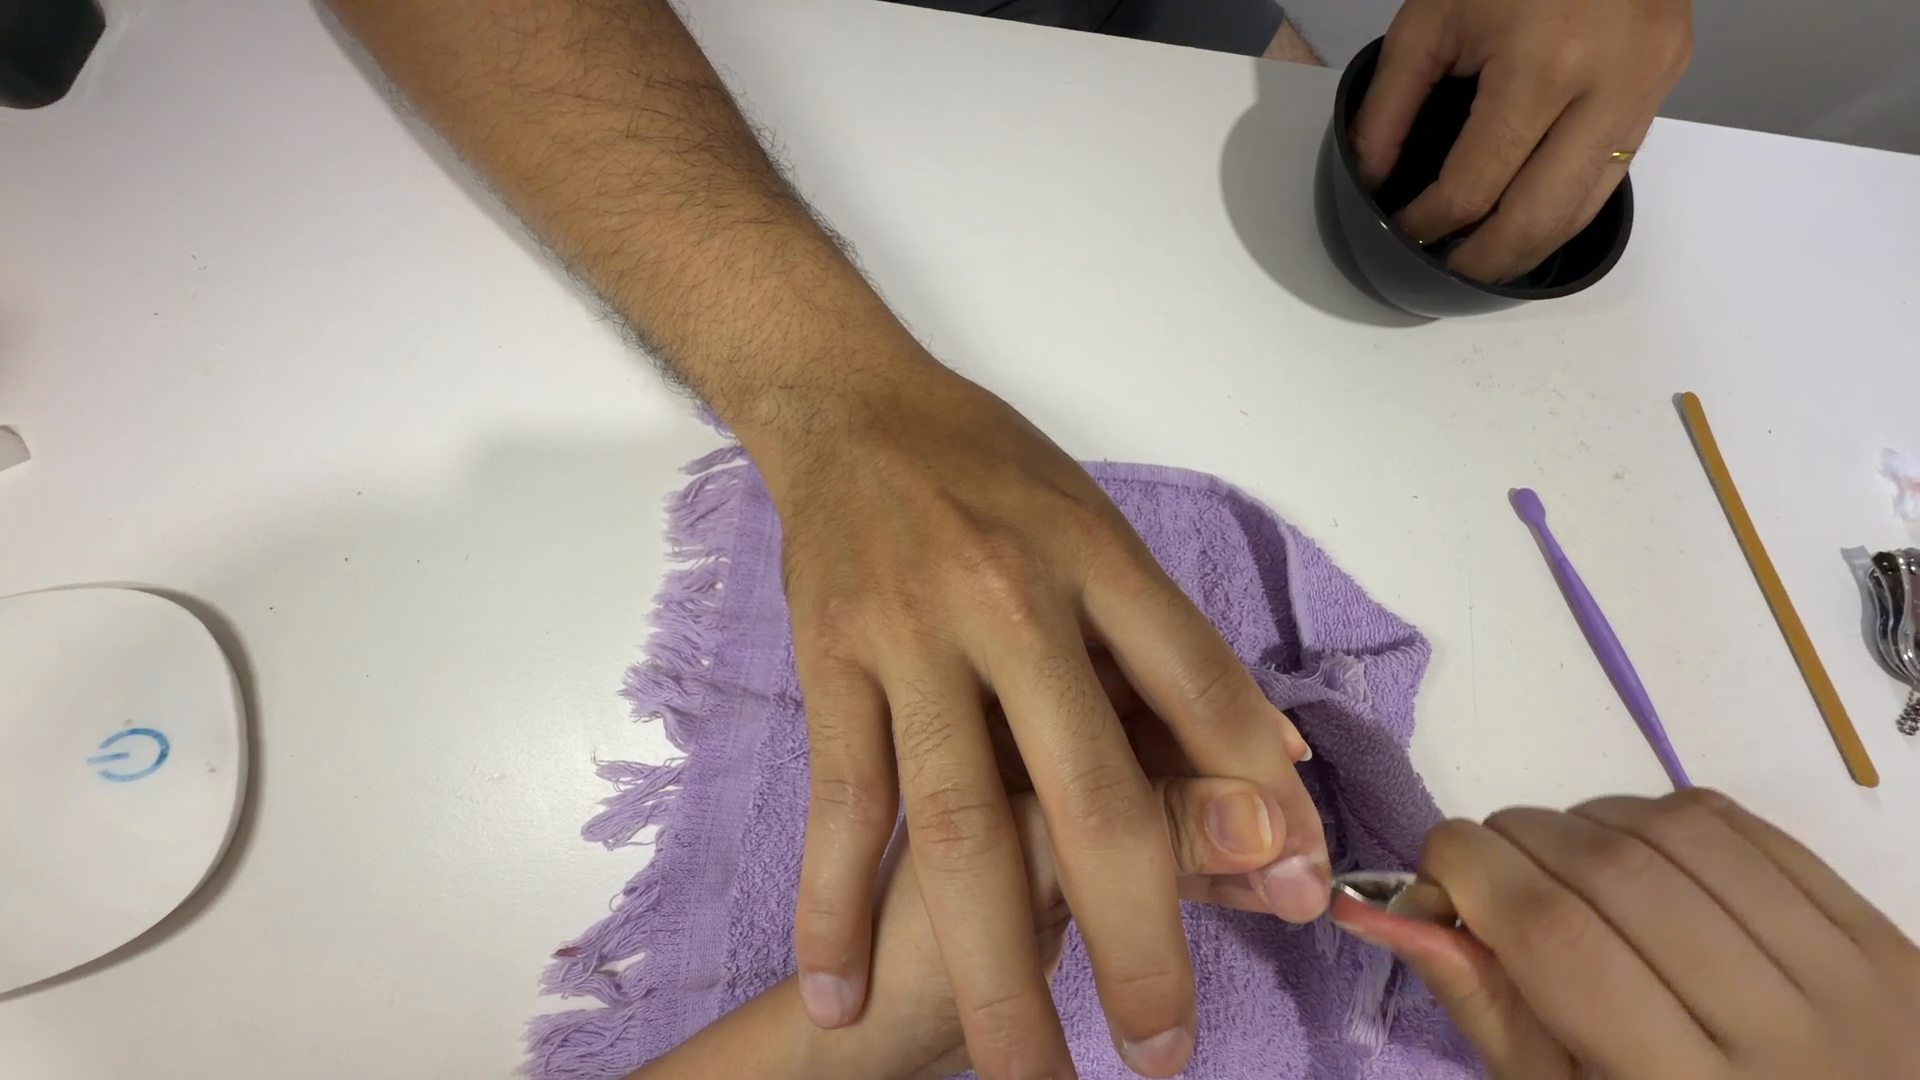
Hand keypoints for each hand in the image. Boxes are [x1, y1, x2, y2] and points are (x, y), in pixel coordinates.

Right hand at [761, 359, 1324, 1079]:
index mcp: (1097, 557)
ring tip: (1029, 1069)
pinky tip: (844, 989)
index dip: (1264, 804)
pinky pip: (842, 801)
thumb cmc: (986, 463)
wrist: (853, 413)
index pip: (1204, 693)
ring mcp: (913, 637)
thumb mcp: (1098, 523)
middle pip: (1092, 791)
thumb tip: (1264, 751)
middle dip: (1140, 935)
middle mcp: (1012, 602)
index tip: (1295, 896)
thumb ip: (1168, 639)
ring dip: (997, 966)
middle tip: (1163, 1048)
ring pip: (961, 824)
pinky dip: (836, 904)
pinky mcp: (831, 661)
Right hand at [1334, 790, 1919, 1077]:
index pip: (1552, 932)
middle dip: (1510, 838)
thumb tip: (1375, 907)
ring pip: (1668, 829)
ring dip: (1579, 821)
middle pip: (1606, 869)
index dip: (1465, 869)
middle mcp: (1794, 1043)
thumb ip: (1476, 998)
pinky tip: (1636, 856)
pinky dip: (1651, 814)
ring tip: (1565, 865)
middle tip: (1494, 873)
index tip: (1437, 875)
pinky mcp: (1891, 943)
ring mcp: (1862, 987)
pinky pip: (1736, 824)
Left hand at [1351, 0, 1691, 281]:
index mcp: (1544, 66)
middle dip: (1482, 261)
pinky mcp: (1666, 83)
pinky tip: (1521, 224)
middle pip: (1538, 217)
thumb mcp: (1424, 24)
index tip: (1402, 231)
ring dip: (1525, 250)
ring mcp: (1650, 84)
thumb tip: (1372, 185)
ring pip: (1582, 208)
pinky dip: (1560, 214)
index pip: (1473, 189)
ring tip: (1477, 264)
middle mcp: (1611, 83)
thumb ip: (1384, 114)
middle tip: (1441, 273)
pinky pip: (1610, 175)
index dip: (1427, 225)